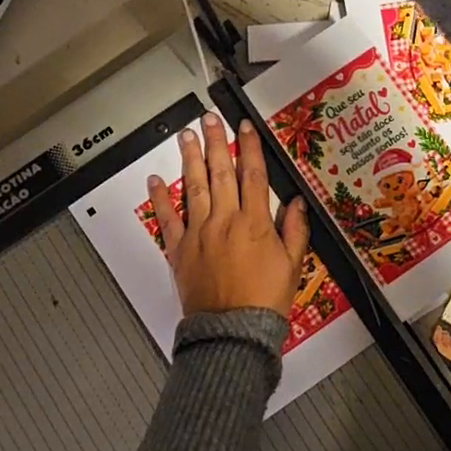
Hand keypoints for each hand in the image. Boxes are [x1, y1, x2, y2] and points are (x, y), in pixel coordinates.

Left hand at [149, 112, 309, 316]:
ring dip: (189, 159)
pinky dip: (160, 199)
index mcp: (254, 222)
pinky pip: (168, 219)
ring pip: (193, 187)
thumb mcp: (292, 265)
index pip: (252, 175)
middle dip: (215, 142)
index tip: (244, 127)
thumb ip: (294, 230)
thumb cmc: (265, 300)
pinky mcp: (179, 250)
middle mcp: (224, 220)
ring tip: (186, 136)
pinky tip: (154, 180)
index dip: (249, 148)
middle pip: (219, 172)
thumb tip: (297, 202)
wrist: (233, 331)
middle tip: (209, 119)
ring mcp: (199, 233)